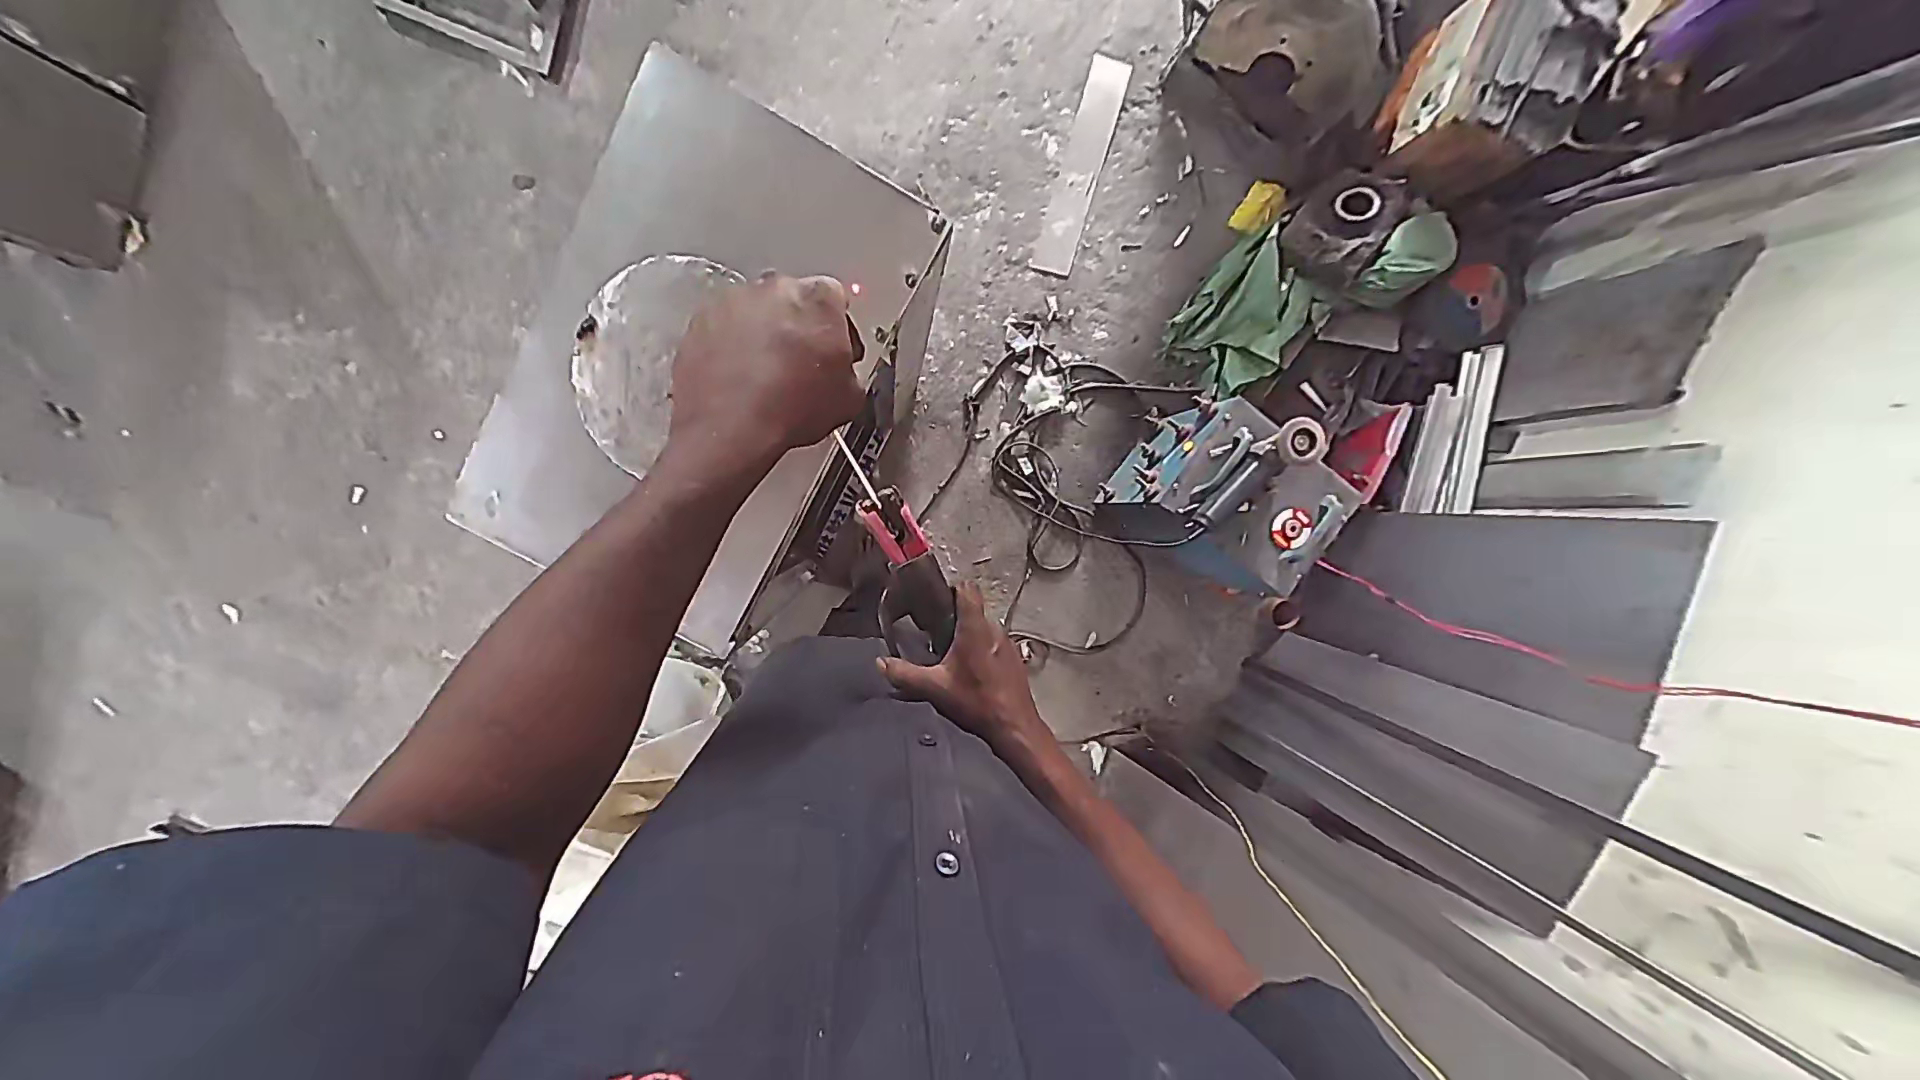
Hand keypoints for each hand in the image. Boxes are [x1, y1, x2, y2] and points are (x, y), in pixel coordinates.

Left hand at [661, 273, 866, 486]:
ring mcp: (732, 302)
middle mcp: (774, 289)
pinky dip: (733, 349)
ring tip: (768, 378)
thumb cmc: (791, 407)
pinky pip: (725, 330)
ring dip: (764, 337)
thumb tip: (843, 377)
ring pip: (757, 314)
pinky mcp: (701, 322)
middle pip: (793, 302)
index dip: (838, 329)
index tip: (835, 350)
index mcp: (818, 299)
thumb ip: (850, 373)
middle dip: (798, 328)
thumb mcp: (849, 398)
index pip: (836, 301)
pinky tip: (742, 380)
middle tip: (801, 365)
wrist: (733, 427)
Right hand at [878, 583, 1049, 752]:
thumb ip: (904, 674)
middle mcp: (994, 631)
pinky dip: (982, 651)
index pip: (967, 589)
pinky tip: (971, 672)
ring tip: (952, 656)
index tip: (938, 598)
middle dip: (955, 618)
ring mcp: (1007, 644)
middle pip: (973, 610)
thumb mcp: (934, 688)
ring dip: (969, 636)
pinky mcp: (1014, 659)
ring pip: (984, 628)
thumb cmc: (979, 704)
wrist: (1013, 726)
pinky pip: (995, 645)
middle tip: (937, 634)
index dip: (952, 588)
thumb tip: (883, 664)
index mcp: (975, 629)